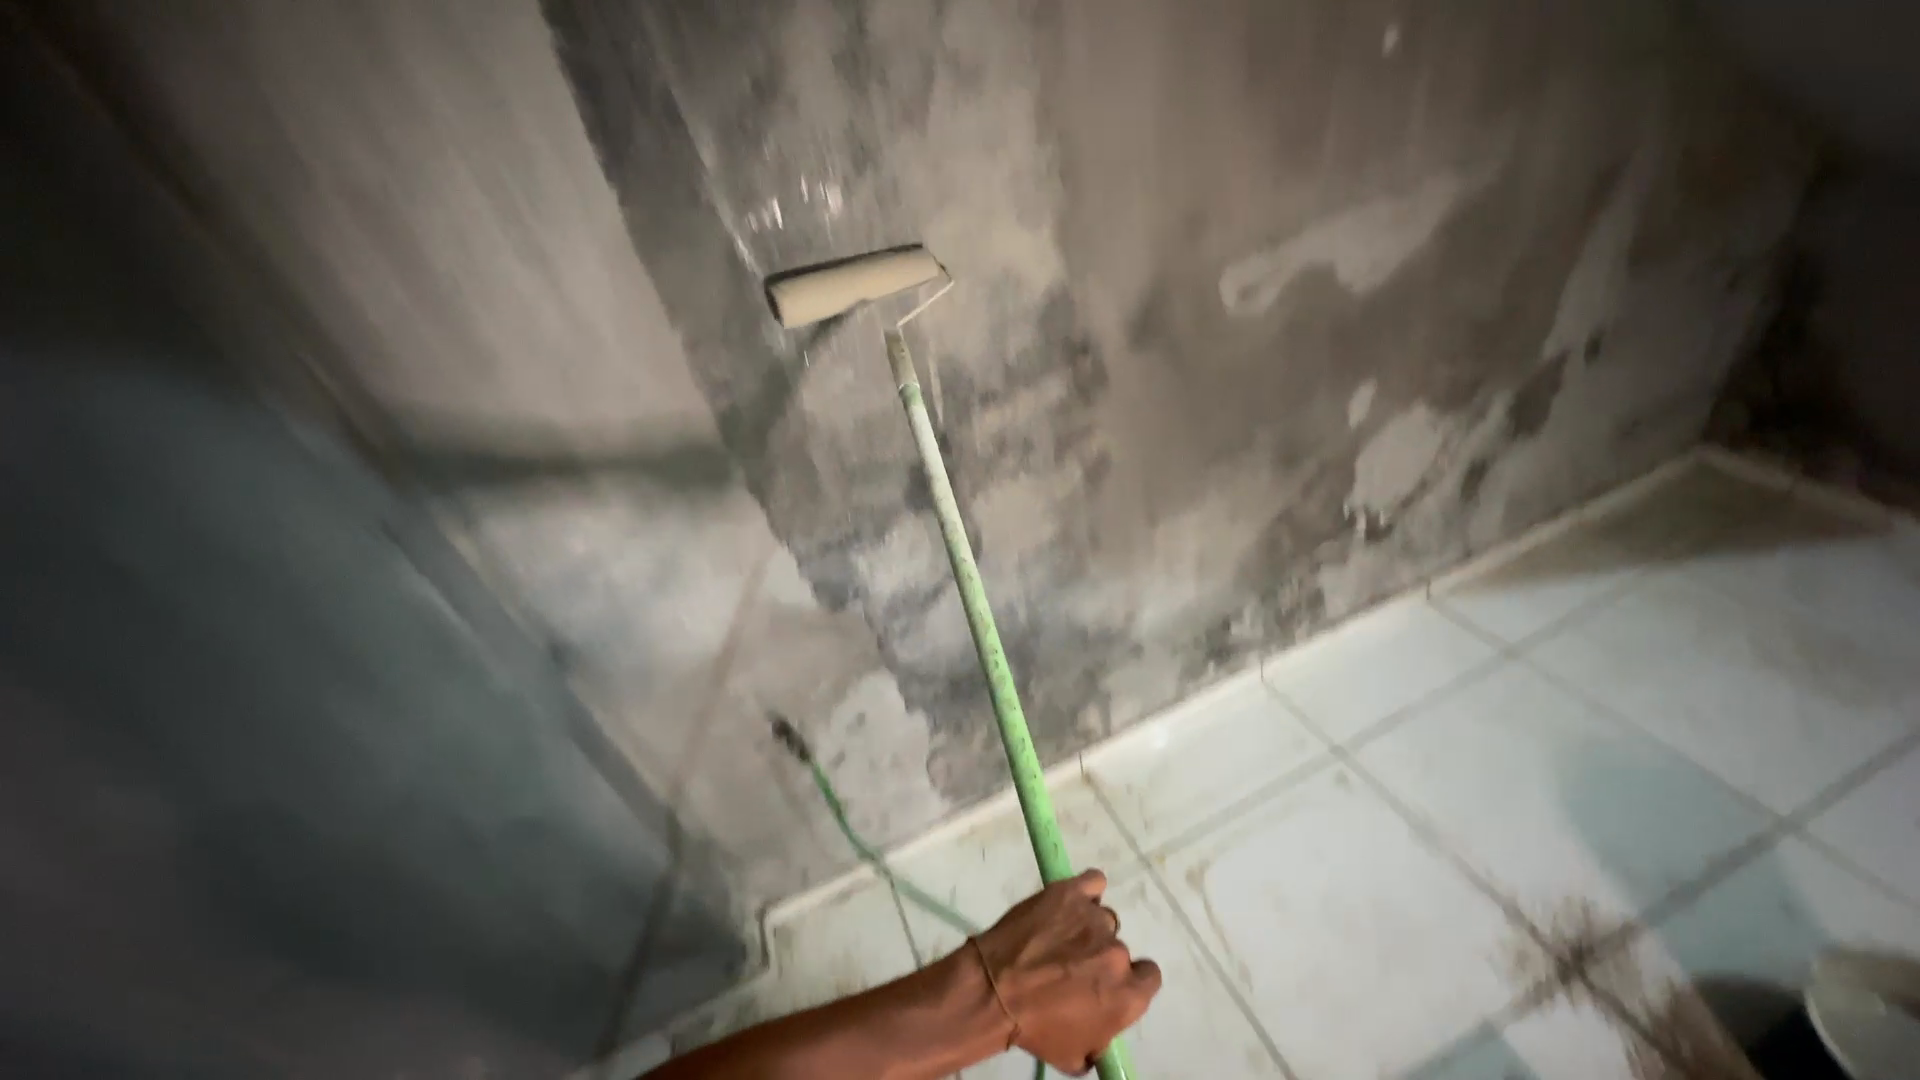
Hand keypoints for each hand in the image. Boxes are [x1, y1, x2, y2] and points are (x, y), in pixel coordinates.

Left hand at [965, 868, 1161, 1074]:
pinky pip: (1093, 882)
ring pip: (1101, 919)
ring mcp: (1094, 919)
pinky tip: (1071, 901)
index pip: (1149, 976)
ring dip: (1086, 928)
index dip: (1129, 979)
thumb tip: (1103, 1028)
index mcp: (1128, 995)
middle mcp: (1118, 954)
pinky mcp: (1070, 893)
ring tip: (1058, 936)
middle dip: (1099, 956)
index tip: (1108, 982)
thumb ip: (1102, 1038)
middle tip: (1071, 964)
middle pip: (1119, 948)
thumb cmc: (1034, 1028)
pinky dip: (1087, 890)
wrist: (994, 989)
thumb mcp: (1075, 1055)